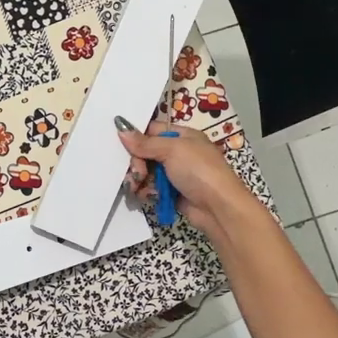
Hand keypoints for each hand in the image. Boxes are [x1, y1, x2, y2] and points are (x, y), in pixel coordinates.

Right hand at [118, 118, 256, 233]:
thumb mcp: (172, 150)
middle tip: (137, 173)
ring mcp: (174, 173)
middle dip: (136, 163)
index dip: (136, 136)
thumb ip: (145, 142)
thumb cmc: (198, 171)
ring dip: (138, 179)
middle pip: (145, 153)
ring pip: (145, 172)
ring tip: (137, 187)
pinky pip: (150, 188)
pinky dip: (145, 191)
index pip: (152, 130)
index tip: (120, 144)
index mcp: (183, 136)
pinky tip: (146, 195)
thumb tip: (121, 130)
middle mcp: (178, 153)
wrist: (217, 207)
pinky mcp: (170, 192)